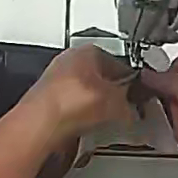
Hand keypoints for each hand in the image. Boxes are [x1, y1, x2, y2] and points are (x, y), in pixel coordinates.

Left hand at [15, 44, 137, 143]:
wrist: (41, 123)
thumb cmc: (69, 101)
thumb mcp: (115, 101)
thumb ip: (128, 102)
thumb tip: (131, 108)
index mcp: (87, 51)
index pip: (117, 61)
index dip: (130, 78)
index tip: (137, 91)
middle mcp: (68, 61)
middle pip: (99, 77)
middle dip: (111, 93)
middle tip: (123, 107)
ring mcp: (56, 81)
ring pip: (85, 93)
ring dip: (96, 106)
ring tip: (105, 120)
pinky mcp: (49, 101)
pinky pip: (72, 107)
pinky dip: (81, 115)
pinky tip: (87, 126)